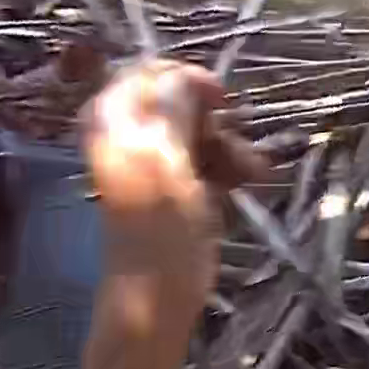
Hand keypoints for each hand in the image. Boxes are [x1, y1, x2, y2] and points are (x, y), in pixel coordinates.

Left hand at [81, 60, 262, 321]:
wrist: (159, 294)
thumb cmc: (161, 231)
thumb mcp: (167, 161)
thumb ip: (172, 109)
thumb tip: (183, 74)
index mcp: (116, 125)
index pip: (149, 75)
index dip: (187, 82)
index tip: (223, 102)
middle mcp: (132, 138)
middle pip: (178, 106)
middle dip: (214, 122)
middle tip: (241, 144)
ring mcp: (155, 166)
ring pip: (197, 136)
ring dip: (228, 148)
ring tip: (253, 173)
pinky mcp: (176, 192)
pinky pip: (203, 163)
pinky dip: (225, 168)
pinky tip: (247, 181)